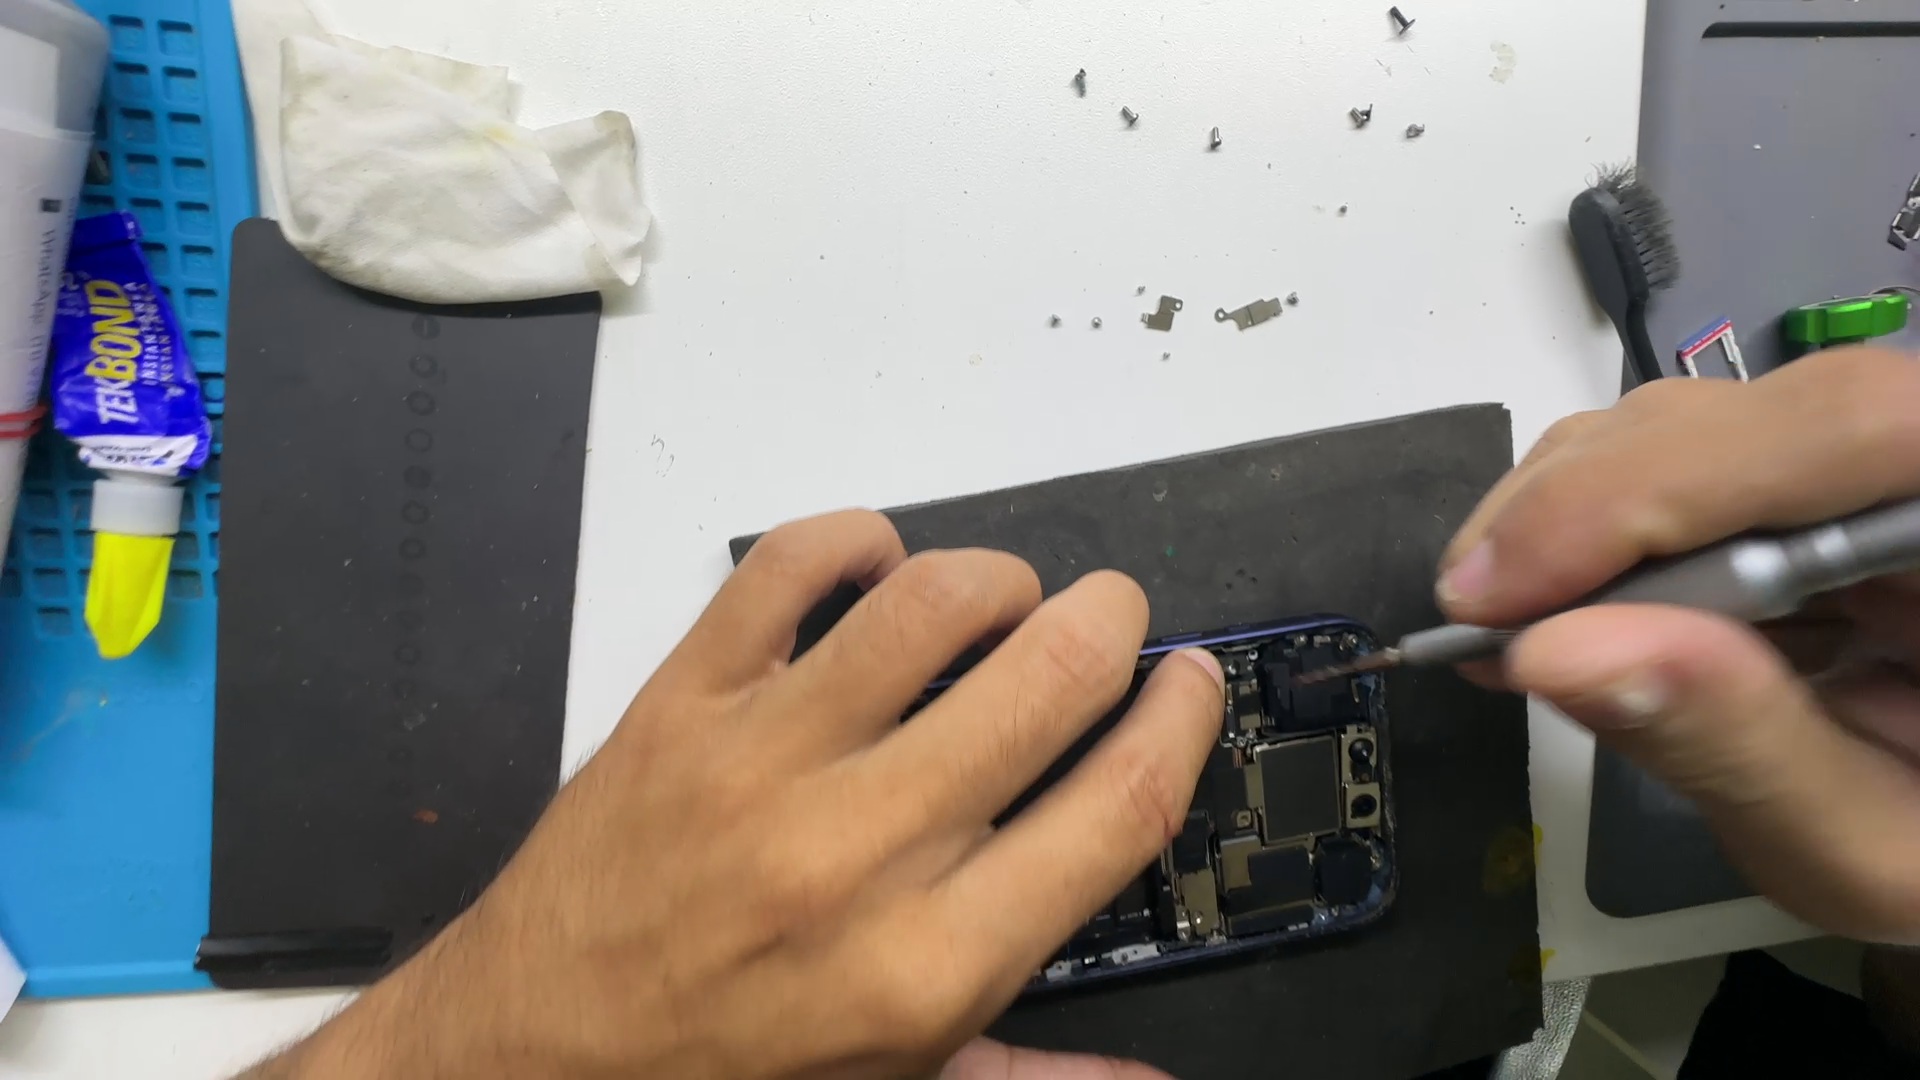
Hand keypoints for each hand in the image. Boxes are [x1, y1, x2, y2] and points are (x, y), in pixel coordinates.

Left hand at [250, 510, 1221, 1078]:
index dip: (1178, 719)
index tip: (1186, 676)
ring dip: (994, 577)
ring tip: (1002, 594)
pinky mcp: (681, 700)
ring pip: (924, 606)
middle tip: (1109, 609)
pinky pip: (783, 571)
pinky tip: (874, 561)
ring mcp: (761, 759)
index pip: (1116, 808)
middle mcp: (857, 849)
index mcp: (930, 962)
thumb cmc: (726, 1076)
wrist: (524, 1063)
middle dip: (1106, 619)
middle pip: (1042, 681)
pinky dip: (850, 538)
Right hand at [1435, 347, 1919, 942]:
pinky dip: (1567, 529)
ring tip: (1508, 617)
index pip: (1840, 433)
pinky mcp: (1778, 487)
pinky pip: (1646, 464)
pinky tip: (1548, 601)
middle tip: (1474, 612)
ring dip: (1550, 519)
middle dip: (1564, 510)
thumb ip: (1731, 743)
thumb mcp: (1864, 845)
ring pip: (1662, 428)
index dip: (1639, 493)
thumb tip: (1547, 651)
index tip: (1499, 598)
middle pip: (1722, 418)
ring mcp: (1852, 468)